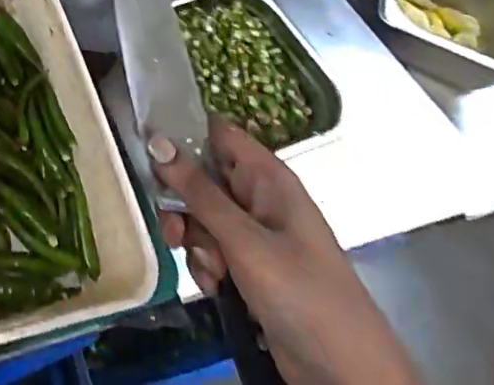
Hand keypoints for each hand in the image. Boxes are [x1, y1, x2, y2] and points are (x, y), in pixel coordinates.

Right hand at [153, 120, 422, 384]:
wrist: (346, 374)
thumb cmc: (301, 293)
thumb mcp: (244, 240)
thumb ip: (198, 192)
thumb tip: (157, 142)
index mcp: (266, 176)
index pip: (216, 132)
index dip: (182, 134)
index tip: (148, 150)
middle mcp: (258, 197)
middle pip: (202, 176)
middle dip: (182, 203)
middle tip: (174, 230)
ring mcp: (254, 233)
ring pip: (202, 215)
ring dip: (194, 241)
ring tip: (208, 270)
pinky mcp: (250, 266)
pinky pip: (211, 248)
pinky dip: (206, 265)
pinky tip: (215, 287)